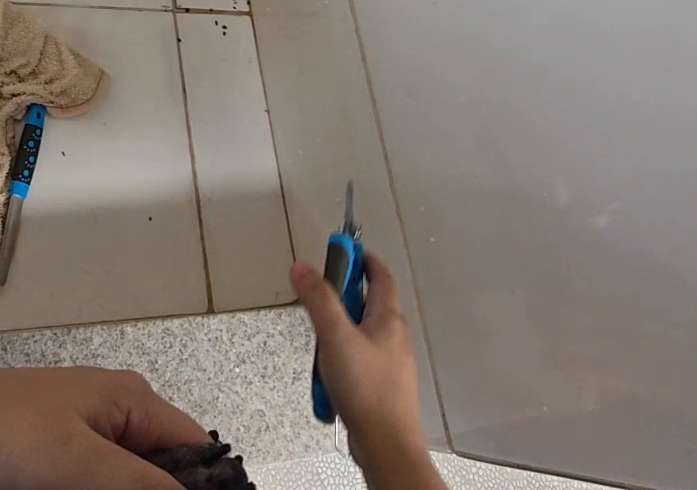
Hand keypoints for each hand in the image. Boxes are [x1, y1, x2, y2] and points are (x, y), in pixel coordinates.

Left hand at [0, 364, 209, 489]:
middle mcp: (115, 416)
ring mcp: (83, 441)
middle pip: (165, 476)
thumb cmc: (3, 434)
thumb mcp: (78, 462)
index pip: (198, 452)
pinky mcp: (53, 465)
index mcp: (131, 401)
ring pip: (128, 487)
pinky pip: (96, 489)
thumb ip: (143, 487)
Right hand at [291, 253, 427, 466]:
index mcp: (388, 319)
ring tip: (320, 347)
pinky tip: (329, 376)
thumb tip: (301, 265)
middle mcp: (394, 337)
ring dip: (338, 331)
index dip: (362, 258)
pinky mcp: (383, 388)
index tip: (342, 250)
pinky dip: (342, 357)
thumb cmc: (364, 386)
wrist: (386, 448)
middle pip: (368, 304)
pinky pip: (360, 359)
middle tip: (318, 301)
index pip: (380, 276)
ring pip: (361, 333)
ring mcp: (391, 364)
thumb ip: (318, 299)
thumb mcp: (335, 336)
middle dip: (342, 297)